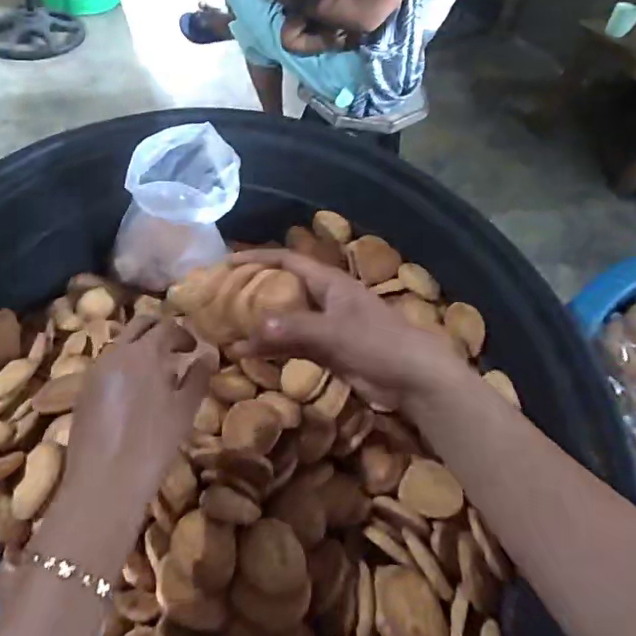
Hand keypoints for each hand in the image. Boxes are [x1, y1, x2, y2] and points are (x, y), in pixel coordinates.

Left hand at [60, 315, 217, 512]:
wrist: (104, 482)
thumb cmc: (153, 443)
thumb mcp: (185, 410)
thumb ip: (198, 377)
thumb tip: (208, 355)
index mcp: (145, 352)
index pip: (167, 325)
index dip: (184, 333)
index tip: (194, 349)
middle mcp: (117, 352)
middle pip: (140, 325)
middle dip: (160, 329)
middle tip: (176, 349)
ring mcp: (96, 370)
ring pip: (122, 344)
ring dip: (141, 348)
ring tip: (158, 374)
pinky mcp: (84, 390)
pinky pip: (109, 365)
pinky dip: (125, 366)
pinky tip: (136, 394)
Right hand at [230, 249, 463, 409]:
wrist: (414, 377)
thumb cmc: (378, 343)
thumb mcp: (335, 334)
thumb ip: (296, 329)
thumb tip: (254, 327)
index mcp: (329, 283)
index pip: (287, 261)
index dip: (258, 258)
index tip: (228, 262)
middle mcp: (325, 298)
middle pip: (284, 288)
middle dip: (255, 290)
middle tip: (222, 296)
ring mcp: (327, 325)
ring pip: (287, 319)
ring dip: (261, 324)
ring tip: (228, 329)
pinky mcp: (330, 350)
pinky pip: (295, 343)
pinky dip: (275, 347)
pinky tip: (252, 354)